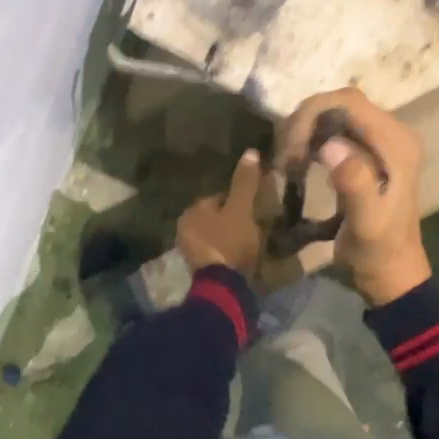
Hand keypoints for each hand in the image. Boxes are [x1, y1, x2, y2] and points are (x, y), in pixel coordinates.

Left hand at [177, 149, 265, 274]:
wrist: (224, 287)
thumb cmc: (230, 242)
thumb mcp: (241, 209)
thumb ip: (244, 182)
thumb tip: (250, 151)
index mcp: (191, 212)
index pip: (217, 197)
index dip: (238, 200)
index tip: (254, 206)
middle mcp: (184, 229)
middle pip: (216, 217)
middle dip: (232, 218)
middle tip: (254, 224)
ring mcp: (190, 251)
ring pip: (216, 234)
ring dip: (230, 235)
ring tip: (250, 240)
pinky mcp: (200, 269)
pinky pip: (217, 251)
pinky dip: (227, 250)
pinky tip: (241, 254)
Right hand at [278, 87, 431, 305]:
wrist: (391, 271)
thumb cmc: (378, 251)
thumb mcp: (367, 223)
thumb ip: (356, 184)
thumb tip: (330, 147)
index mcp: (397, 143)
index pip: (349, 102)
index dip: (312, 115)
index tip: (290, 148)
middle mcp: (393, 133)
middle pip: (340, 103)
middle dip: (305, 122)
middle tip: (285, 157)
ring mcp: (381, 143)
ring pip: (334, 115)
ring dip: (305, 131)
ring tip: (289, 162)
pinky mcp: (369, 154)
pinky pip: (335, 132)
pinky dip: (311, 141)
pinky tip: (298, 164)